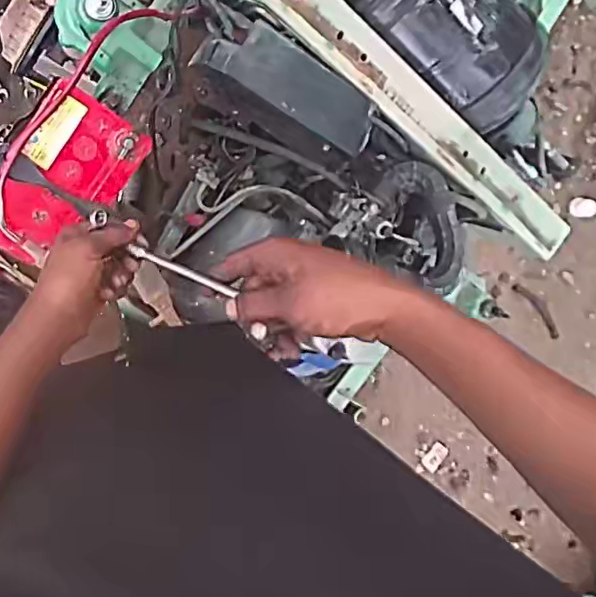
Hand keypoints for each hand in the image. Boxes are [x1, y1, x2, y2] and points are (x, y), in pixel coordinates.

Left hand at [27, 220, 141, 339]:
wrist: (58, 318)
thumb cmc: (67, 279)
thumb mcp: (89, 248)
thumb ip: (112, 234)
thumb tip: (132, 225)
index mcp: (76, 235)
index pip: (107, 226)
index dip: (124, 232)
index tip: (139, 241)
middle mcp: (83, 251)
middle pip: (116, 247)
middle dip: (126, 257)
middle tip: (131, 265)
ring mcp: (90, 271)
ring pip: (119, 266)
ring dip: (122, 274)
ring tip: (115, 282)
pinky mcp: (97, 290)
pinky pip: (116, 283)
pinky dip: (116, 288)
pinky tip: (108, 293)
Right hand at [214, 239, 425, 344]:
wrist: (385, 309)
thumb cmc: (346, 295)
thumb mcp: (287, 304)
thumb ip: (252, 305)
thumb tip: (231, 307)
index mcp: (276, 253)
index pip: (234, 262)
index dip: (219, 282)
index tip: (209, 298)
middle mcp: (288, 262)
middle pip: (253, 289)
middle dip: (254, 315)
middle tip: (257, 331)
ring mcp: (303, 280)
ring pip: (272, 306)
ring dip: (273, 327)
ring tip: (282, 342)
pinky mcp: (316, 297)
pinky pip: (291, 313)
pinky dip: (289, 330)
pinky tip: (294, 344)